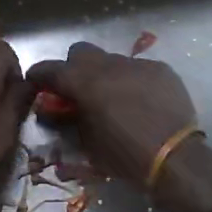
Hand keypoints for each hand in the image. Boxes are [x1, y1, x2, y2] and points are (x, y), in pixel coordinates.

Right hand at [27, 43, 211, 211]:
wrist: (176, 159)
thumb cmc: (125, 156)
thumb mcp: (87, 143)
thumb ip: (68, 119)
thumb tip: (54, 109)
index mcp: (86, 83)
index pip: (52, 69)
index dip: (40, 74)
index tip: (36, 82)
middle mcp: (110, 66)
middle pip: (81, 52)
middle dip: (74, 67)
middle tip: (78, 90)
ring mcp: (138, 65)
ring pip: (111, 60)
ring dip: (105, 75)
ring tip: (114, 99)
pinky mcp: (161, 70)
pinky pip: (138, 69)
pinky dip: (131, 81)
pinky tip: (140, 102)